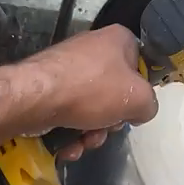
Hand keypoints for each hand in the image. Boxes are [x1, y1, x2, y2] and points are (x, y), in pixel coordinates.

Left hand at [15, 25, 157, 157]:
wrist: (34, 96)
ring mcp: (69, 66)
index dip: (137, 93)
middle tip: (104, 130)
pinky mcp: (49, 85)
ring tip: (81, 142)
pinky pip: (69, 110)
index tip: (130, 111)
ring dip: (90, 131)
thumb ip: (149, 104)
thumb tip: (140, 110)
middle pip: (113, 91)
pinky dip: (70, 131)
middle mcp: (94, 47)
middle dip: (110, 120)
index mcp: (119, 39)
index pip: (140, 66)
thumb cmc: (92, 89)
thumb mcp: (137, 98)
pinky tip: (66, 145)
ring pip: (90, 106)